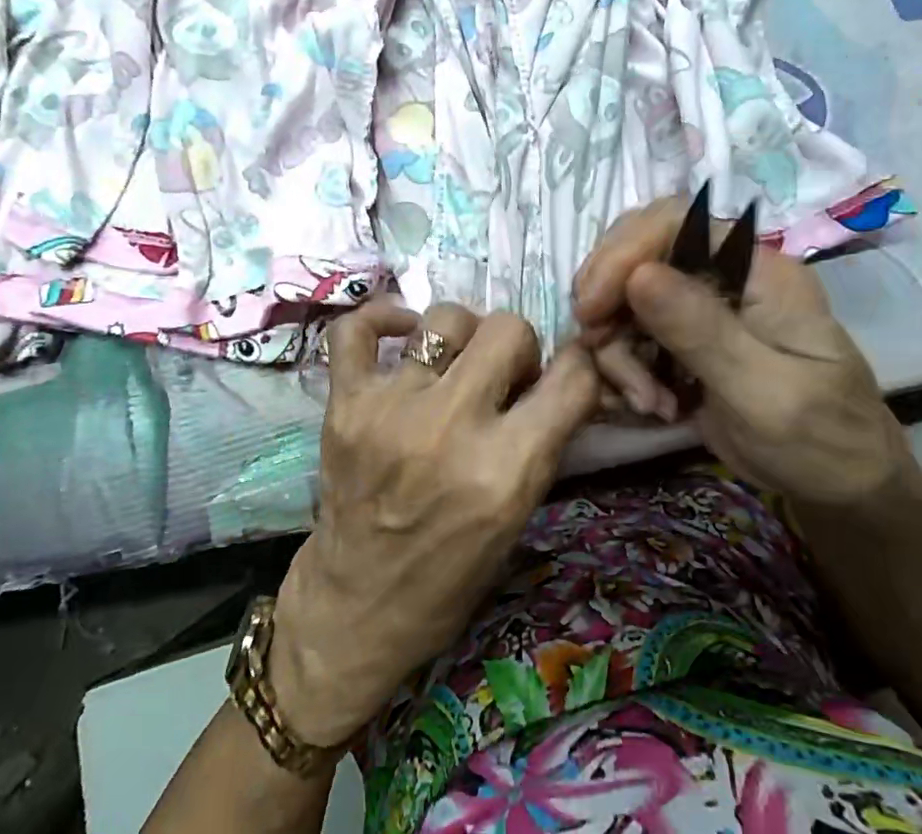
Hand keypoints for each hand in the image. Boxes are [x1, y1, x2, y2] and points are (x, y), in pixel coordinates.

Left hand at [269, 300, 599, 746]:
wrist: (359, 602)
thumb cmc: (449, 575)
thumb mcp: (517, 517)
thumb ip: (539, 442)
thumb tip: (551, 377)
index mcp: (507, 471)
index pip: (572, 379)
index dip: (578, 367)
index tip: (562, 373)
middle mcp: (450, 429)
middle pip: (508, 329)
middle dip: (517, 347)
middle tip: (502, 375)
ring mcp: (390, 409)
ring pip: (444, 319)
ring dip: (462, 335)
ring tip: (454, 362)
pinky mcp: (344, 404)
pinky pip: (357, 328)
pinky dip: (383, 318)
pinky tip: (404, 334)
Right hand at [573, 196, 906, 504]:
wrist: (837, 486)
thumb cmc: (820, 439)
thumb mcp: (762, 390)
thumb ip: (701, 331)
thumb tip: (638, 275)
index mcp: (756, 270)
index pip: (673, 223)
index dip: (622, 253)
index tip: (591, 306)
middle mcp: (721, 278)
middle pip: (636, 257)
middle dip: (608, 304)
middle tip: (595, 346)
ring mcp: (698, 311)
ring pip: (623, 304)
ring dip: (618, 354)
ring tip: (646, 403)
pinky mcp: (679, 343)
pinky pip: (627, 339)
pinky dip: (624, 372)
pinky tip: (649, 406)